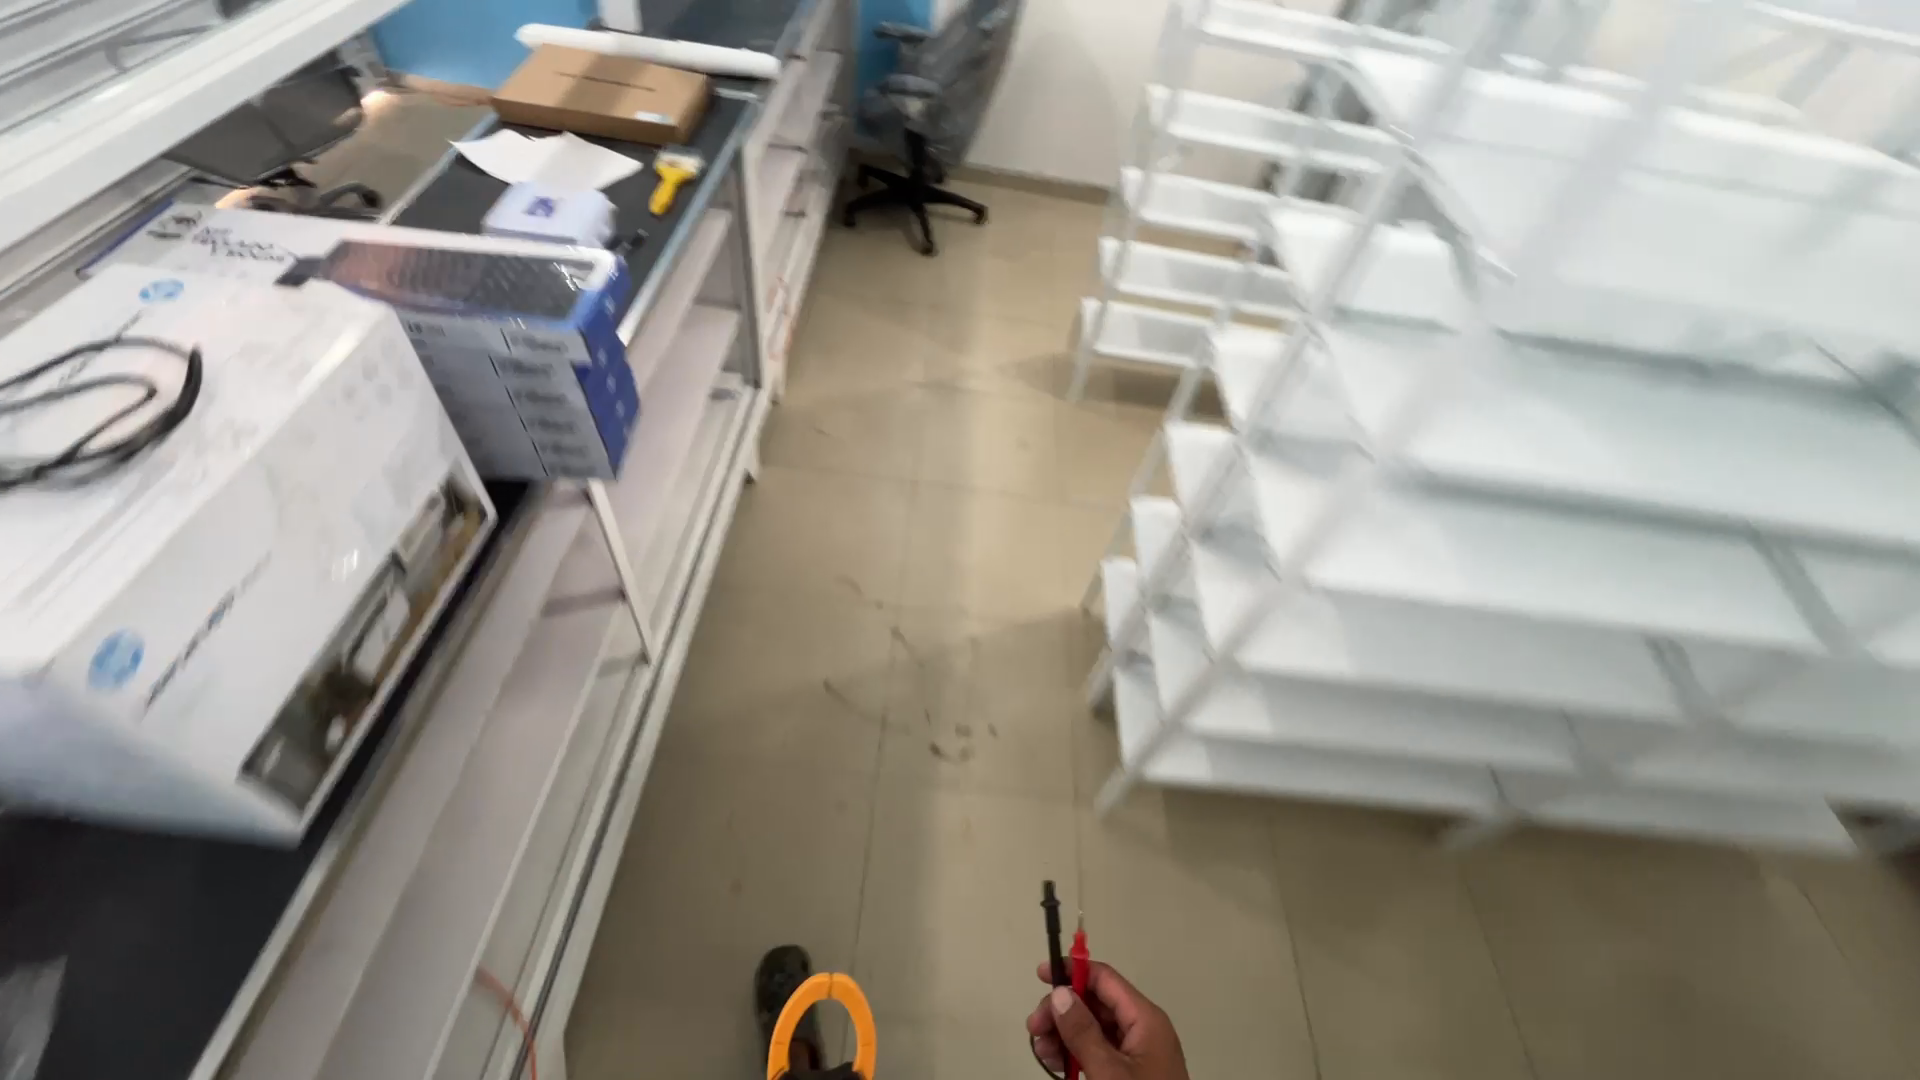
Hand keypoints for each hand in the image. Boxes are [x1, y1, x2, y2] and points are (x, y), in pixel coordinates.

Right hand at [1025, 961, 1189, 1079]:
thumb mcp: (1108, 1072)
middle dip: (1062, 1011)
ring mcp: (1136, 1052)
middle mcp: (1142, 1028)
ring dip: (1063, 1034)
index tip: (1041, 975)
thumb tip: (1060, 993)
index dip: (1072, 970)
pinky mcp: (1130, 1073)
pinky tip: (1055, 1063)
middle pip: (1095, 1002)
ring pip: (1093, 1027)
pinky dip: (1074, 1052)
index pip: (1105, 978)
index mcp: (1145, 1018)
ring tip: (1041, 1051)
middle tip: (1034, 1028)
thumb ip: (1082, 1032)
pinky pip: (1098, 1050)